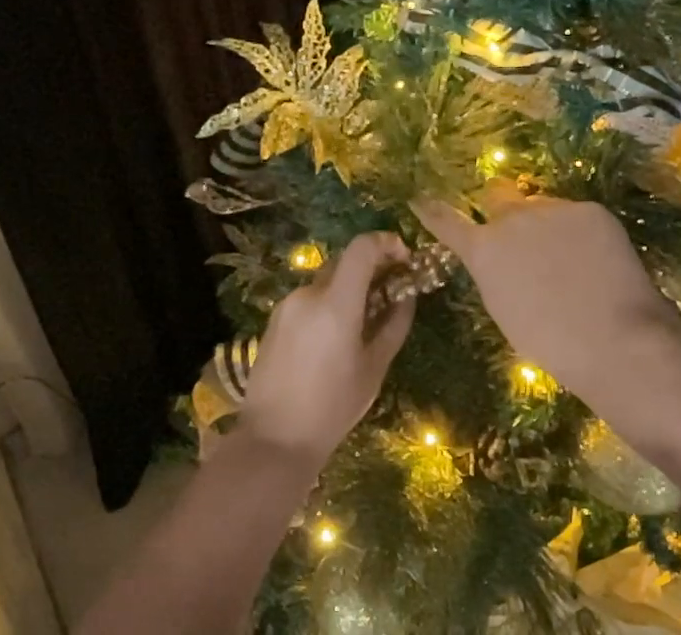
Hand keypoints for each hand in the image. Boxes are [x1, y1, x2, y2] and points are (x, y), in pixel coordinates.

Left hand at [238, 232, 416, 462]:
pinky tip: (335, 337)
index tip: (404, 259)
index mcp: (335, 303)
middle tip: (391, 291)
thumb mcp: (373, 368)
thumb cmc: (333, 407)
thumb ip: (393, 325)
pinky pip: (308, 300)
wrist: (275, 437)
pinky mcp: (274, 320)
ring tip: (364, 321)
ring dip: (348, 288)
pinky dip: (328, 303)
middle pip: (343, 262)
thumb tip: (407, 296)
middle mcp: (307, 294)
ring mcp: (286, 306)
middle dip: (370, 268)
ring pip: (325, 282)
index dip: (387, 243)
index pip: (361, 248)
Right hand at [413, 182, 676, 397]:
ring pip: (542, 207)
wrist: (615, 339)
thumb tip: (499, 258)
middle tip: (522, 235)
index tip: (419, 198)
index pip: (446, 222)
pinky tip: (596, 259)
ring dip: (546, 224)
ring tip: (570, 259)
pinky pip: (577, 215)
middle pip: (497, 194)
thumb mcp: (503, 306)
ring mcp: (553, 209)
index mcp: (483, 249)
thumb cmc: (551, 341)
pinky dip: (581, 232)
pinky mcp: (590, 209)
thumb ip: (493, 271)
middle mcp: (512, 218)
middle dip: (502, 208)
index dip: (431, 210)